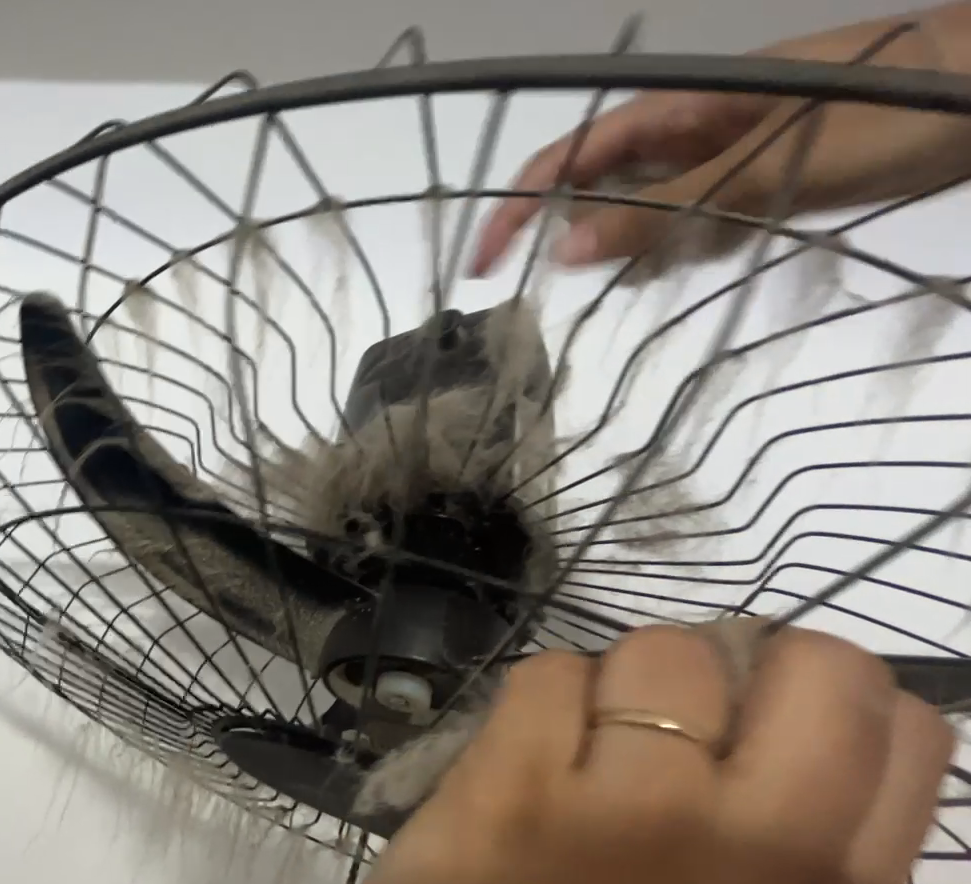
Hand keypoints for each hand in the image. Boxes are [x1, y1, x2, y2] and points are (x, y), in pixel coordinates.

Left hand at [196, 626, 952, 883]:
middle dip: (732, 661)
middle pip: (801, 659)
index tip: (752, 708)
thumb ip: (782, 856)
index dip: (814, 694)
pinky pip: (541, 674)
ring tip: (572, 740)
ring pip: (654, 652)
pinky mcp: (509, 784)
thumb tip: (764, 733)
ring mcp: (626, 805)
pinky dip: (529, 696)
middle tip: (660, 711)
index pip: (898, 727)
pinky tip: (510, 754)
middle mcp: (754, 840)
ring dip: (611, 680)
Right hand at [471, 4, 970, 276]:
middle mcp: (686, 129)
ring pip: (641, 211)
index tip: (482, 267)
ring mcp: (719, 152)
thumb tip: (562, 254)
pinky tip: (720, 249)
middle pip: (596, 189)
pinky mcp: (752, 176)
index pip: (564, 159)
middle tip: (609, 275)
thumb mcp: (768, 166)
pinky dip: (689, 245)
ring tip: (694, 256)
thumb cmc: (902, 109)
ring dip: (647, 246)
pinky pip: (689, 219)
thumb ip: (663, 210)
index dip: (515, 209)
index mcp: (677, 108)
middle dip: (588, 236)